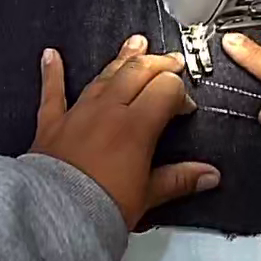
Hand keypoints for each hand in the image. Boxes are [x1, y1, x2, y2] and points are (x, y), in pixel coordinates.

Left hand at [32, 34, 220, 227]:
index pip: (166, 90)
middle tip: (172, 60)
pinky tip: (51, 55)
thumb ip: (179, 180)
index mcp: (135, 127)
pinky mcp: (52, 124)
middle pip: (138, 73)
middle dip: (158, 64)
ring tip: (135, 43)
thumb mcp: (148, 195)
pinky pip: (52, 92)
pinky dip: (52, 73)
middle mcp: (107, 112)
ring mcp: (79, 114)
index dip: (180, 94)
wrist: (55, 216)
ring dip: (122, 59)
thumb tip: (209, 175)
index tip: (185, 109)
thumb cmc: (100, 208)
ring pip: (104, 77)